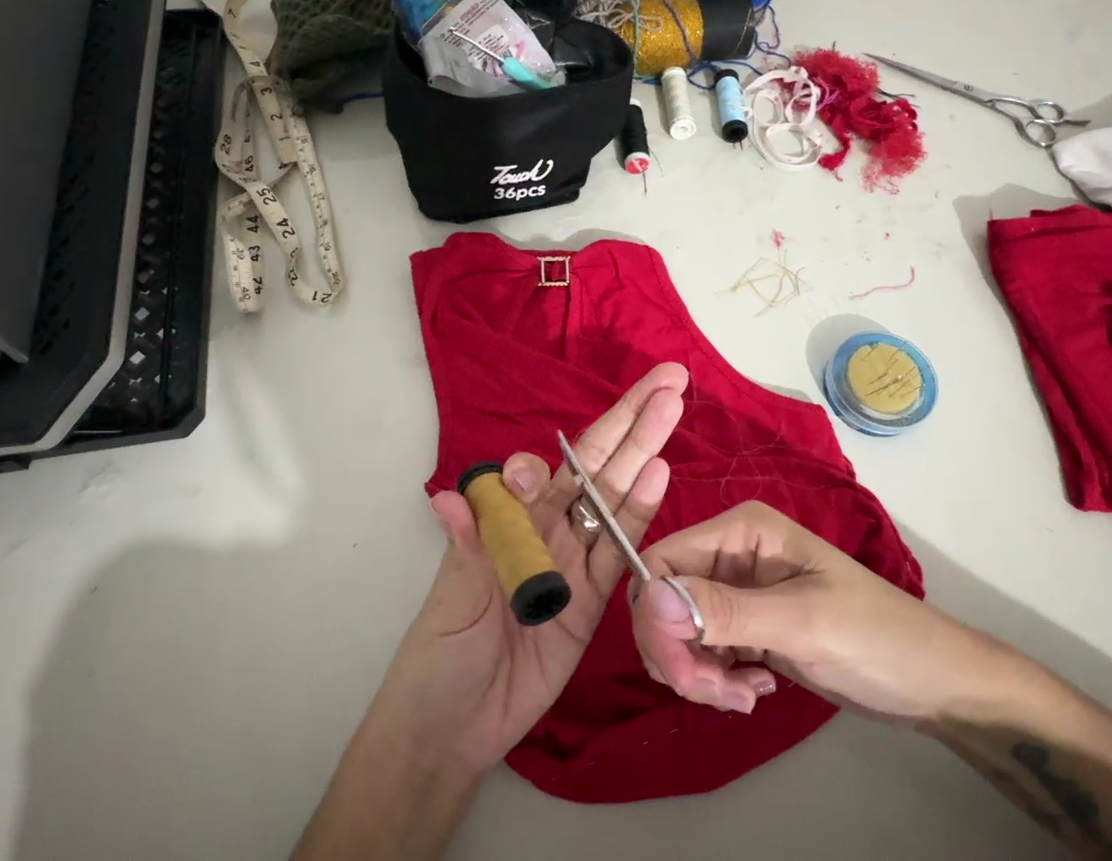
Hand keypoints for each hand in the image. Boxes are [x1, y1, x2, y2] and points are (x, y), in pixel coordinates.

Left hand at [366, 362, 688, 776]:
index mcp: (508, 524)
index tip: (558, 456)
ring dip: (643, 455)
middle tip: (667, 381)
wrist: (456, 729)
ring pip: (615, 499)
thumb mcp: (452, 600)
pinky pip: (620, 554)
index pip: (545, 470)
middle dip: (628, 425)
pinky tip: (661, 477)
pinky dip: (640, 517)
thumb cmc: (440, 659)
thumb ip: (471, 549)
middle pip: (595, 470)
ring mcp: (573, 565)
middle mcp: (546, 533)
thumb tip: (451, 496)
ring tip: (671, 410)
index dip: (566, 449)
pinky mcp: (594, 602)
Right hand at [633, 501, 1027, 722]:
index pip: (662, 563)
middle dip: (680, 654)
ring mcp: (735, 592)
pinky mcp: (743, 628)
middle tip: (717, 694)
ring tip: (746, 695)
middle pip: (664, 602)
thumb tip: (650, 600)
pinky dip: (715, 679)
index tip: (681, 671)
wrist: (932, 682)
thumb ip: (725, 610)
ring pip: (677, 632)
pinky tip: (755, 689)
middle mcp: (730, 554)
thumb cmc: (878, 639)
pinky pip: (700, 652)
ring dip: (699, 674)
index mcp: (742, 531)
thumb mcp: (803, 622)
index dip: (656, 618)